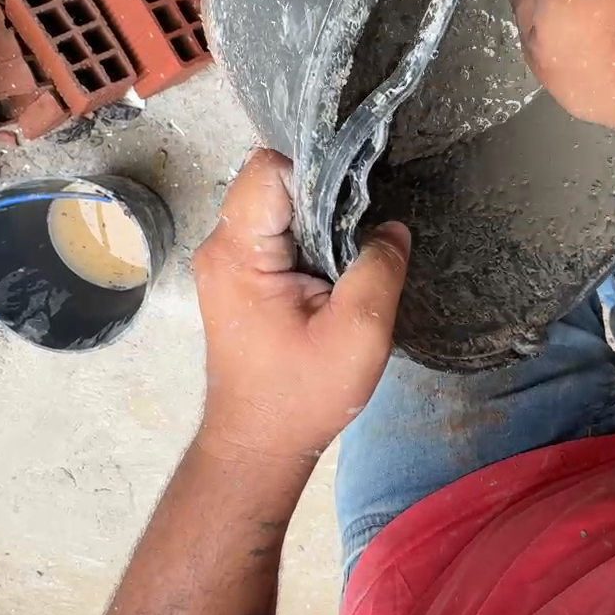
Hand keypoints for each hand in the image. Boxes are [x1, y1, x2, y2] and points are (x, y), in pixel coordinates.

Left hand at [191, 150, 410, 466]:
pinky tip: (339, 266)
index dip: (318, 169)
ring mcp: (227, 264)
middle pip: (273, 185)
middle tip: (366, 225)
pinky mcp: (241, 280)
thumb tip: (392, 230)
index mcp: (239, 253)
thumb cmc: (302, 395)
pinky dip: (310, 241)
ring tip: (356, 247)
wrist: (260, 445)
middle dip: (324, 196)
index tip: (359, 194)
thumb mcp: (359, 333)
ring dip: (320, 222)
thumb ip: (380, 269)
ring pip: (277, 210)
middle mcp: (222, 248)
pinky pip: (277, 236)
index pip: (269, 169)